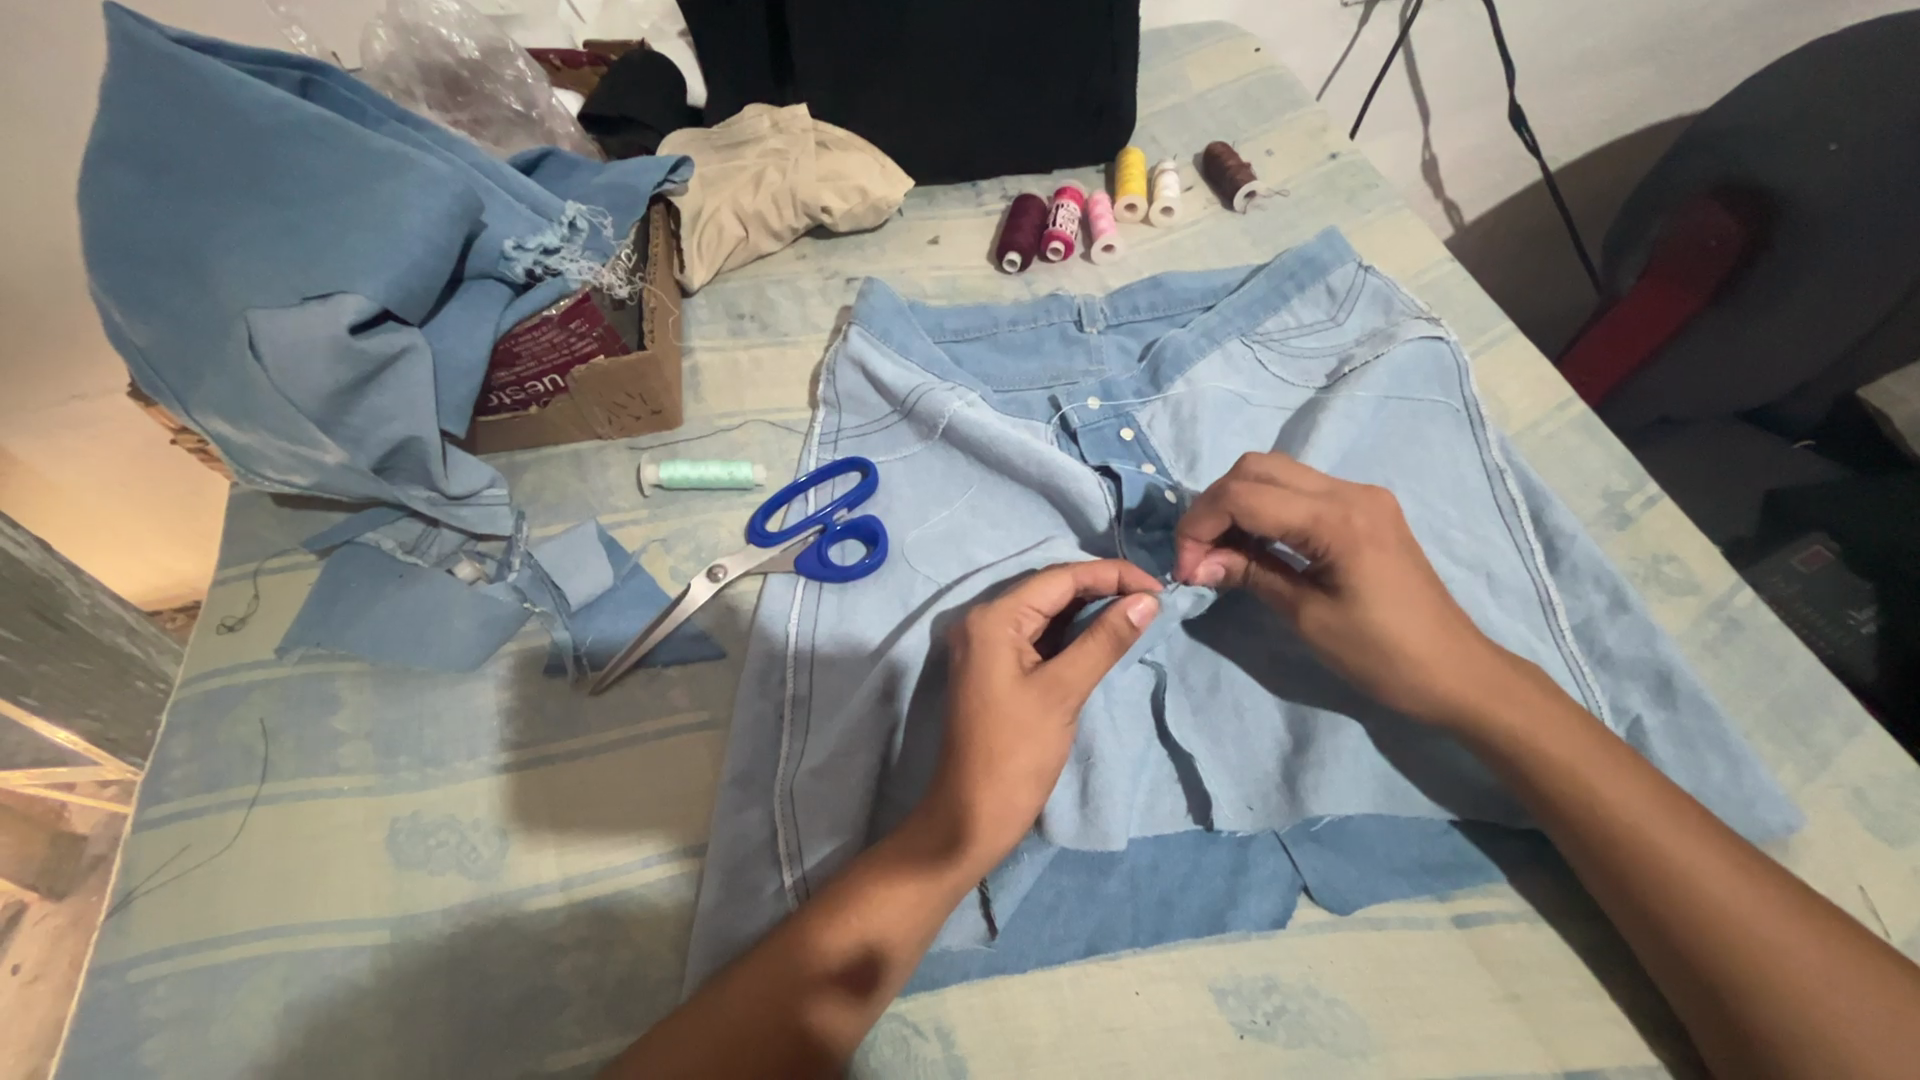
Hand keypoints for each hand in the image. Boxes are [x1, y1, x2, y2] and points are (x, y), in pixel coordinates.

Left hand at [922, 560, 1161, 871]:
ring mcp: (986, 645)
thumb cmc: (1016, 754)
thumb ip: (1104, 640)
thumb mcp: (1063, 692)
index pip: (1059, 577)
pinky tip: (1104, 636)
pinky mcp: (995, 667)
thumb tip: (1146, 601)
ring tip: (1137, 614)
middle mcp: (984, 621)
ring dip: (1089, 611)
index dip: (1110, 575)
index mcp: (993, 619)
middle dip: (1102, 589)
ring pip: (1046, 612)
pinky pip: (1038, 636)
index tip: (1158, 589)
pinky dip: (1071, 634)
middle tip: (1152, 602)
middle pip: (1050, 590)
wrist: (972, 814)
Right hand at [1173, 451, 1517, 727]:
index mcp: (1337, 519)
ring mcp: (1360, 496)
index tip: (1185, 568)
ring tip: (1219, 551)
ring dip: (1236, 504)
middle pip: (1256, 468)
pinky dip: (1263, 508)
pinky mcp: (1364, 509)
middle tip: (1197, 556)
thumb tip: (1194, 563)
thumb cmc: (1381, 655)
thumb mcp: (1306, 617)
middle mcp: (1350, 492)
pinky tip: (1253, 544)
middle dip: (1213, 507)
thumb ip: (1250, 574)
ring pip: (1275, 472)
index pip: (1244, 495)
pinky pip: (1298, 490)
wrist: (1455, 671)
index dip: (1200, 526)